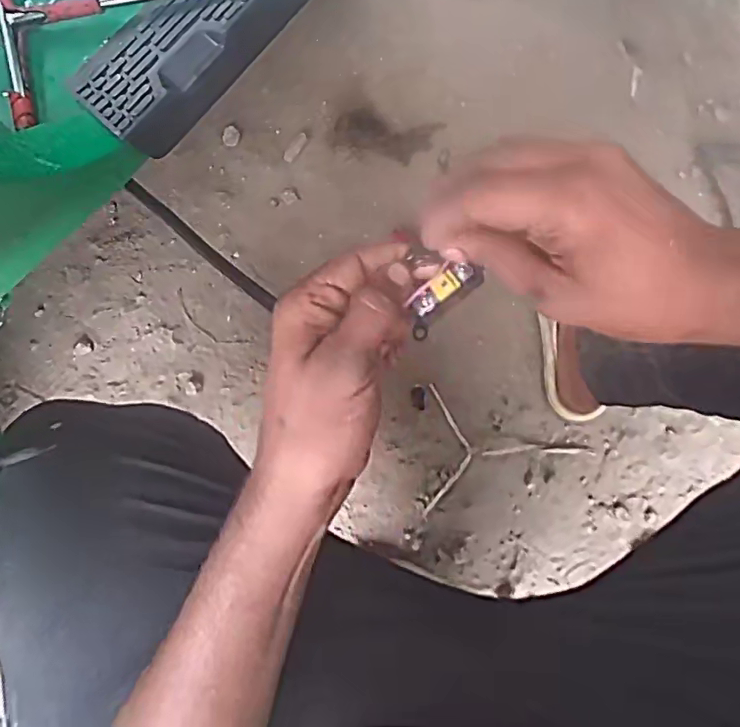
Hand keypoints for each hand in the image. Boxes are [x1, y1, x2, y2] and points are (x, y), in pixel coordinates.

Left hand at [254, 241, 412, 515]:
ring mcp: (331, 339)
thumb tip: (397, 270)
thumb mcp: (346, 362)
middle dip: (401, 285)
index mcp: (306, 307)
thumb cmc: (314, 429)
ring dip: (399, 312)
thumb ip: (372, 312)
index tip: (432, 258)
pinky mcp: (346, 360)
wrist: (304, 483)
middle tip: (435, 291)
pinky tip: (399, 347)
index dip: (394, 257)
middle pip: (367, 282)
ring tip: (412, 326)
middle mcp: (316, 316)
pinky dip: (393, 334)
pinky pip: (375, 332)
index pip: (355, 263)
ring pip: (375, 307)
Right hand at [420, 140, 739, 343]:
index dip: (445, 215)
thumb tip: (455, 240)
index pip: (480, 193)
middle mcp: (573, 159)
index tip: (428, 242)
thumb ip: (501, 258)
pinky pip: (529, 151)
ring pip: (504, 149)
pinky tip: (493, 200)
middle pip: (486, 162)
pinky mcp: (594, 150)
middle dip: (450, 193)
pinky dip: (500, 171)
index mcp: (566, 201)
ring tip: (456, 215)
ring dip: (472, 178)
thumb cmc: (639, 302)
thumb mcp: (560, 296)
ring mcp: (586, 148)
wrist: (710, 277)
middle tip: (435, 229)